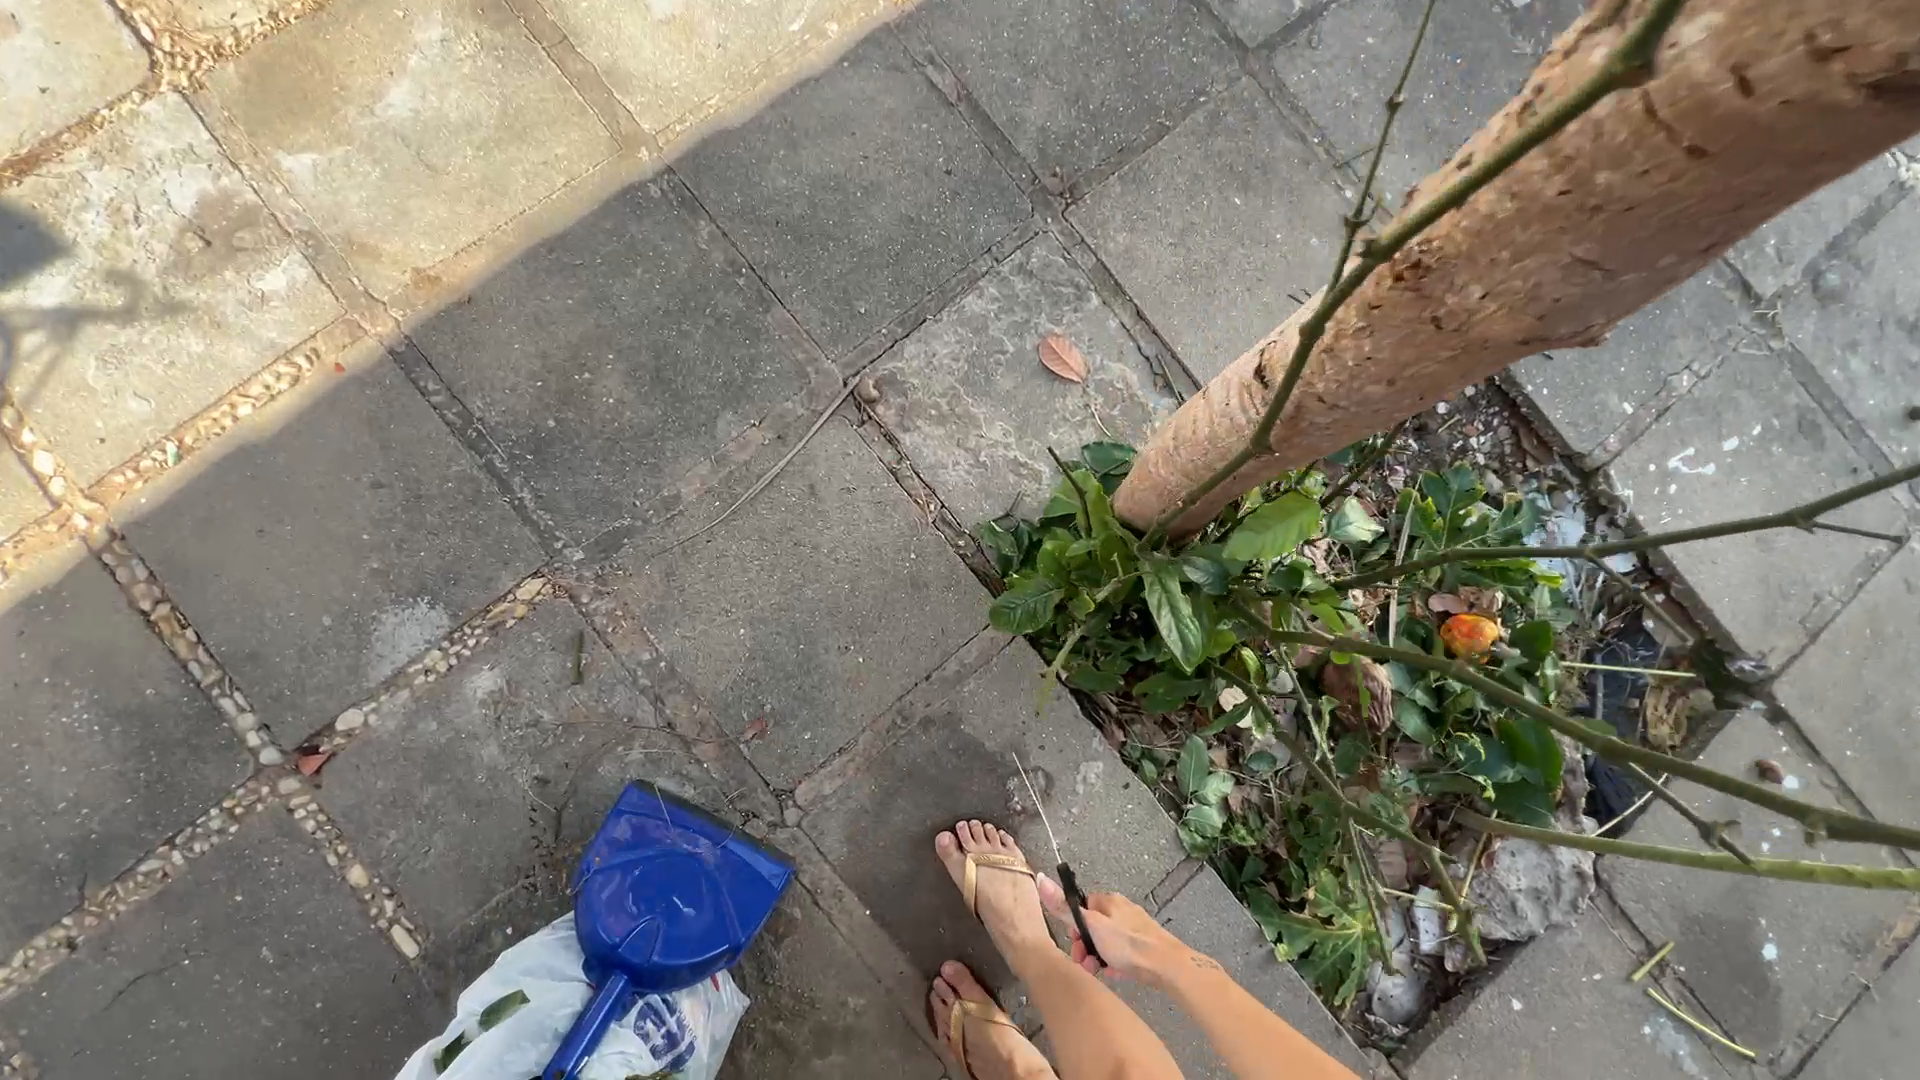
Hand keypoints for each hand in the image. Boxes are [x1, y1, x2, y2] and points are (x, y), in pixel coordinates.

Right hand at [1037, 875, 1205, 986]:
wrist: (1167, 966)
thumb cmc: (1127, 944)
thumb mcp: (1091, 927)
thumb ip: (1064, 908)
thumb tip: (1040, 878)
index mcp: (1109, 900)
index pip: (1082, 908)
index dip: (1074, 928)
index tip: (1074, 945)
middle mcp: (1122, 908)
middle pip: (1094, 926)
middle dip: (1086, 945)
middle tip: (1086, 964)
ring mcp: (1136, 926)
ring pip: (1108, 940)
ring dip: (1099, 956)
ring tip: (1101, 973)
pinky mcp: (1146, 943)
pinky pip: (1123, 951)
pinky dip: (1116, 961)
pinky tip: (1117, 974)